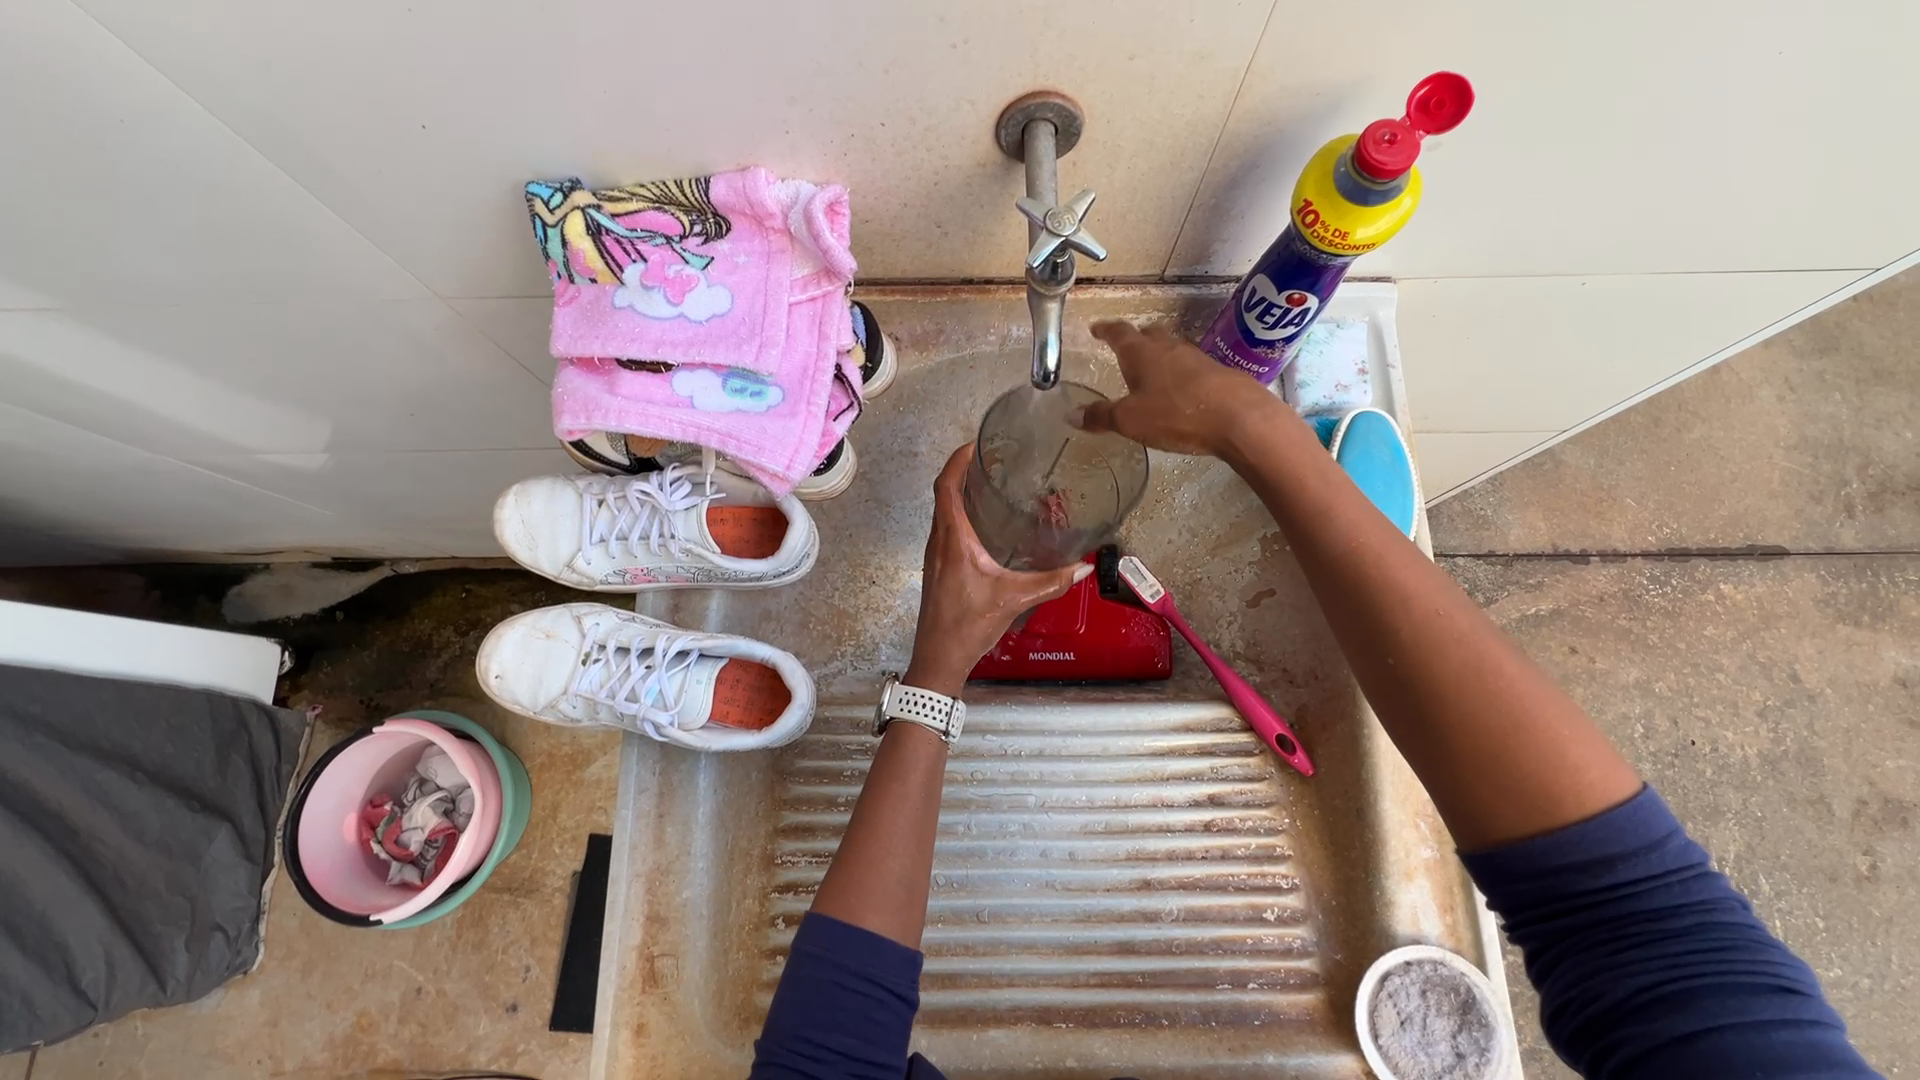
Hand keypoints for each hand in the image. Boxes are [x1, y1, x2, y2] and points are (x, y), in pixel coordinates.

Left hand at [904, 445, 1093, 696]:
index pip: (945, 487)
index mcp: (952, 539)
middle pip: (943, 494)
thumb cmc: (968, 625)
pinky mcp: (939, 568)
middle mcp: (939, 541)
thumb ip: (1049, 582)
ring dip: (961, 493)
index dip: (956, 461)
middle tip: (992, 459)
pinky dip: (962, 515)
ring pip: (944, 512)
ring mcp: (936, 555)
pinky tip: (986, 523)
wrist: (939, 657)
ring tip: (991, 483)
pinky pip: (947, 529)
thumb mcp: (1013, 599)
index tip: (975, 444)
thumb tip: (1082, 567)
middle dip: (963, 471)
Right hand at [1081, 320, 1282, 457]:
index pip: (1119, 333)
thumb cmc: (1176, 414)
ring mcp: (1197, 358)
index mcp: (1141, 354)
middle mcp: (1168, 348)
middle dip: (1136, 338)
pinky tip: (1180, 389)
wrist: (1239, 417)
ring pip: (1172, 349)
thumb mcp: (1130, 420)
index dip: (1106, 330)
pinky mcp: (1218, 374)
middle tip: (1126, 345)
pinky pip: (1192, 367)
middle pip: (1150, 334)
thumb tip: (1072, 414)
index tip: (1097, 328)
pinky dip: (1180, 373)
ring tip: (1152, 368)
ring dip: (1160, 354)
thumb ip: (1101, 416)